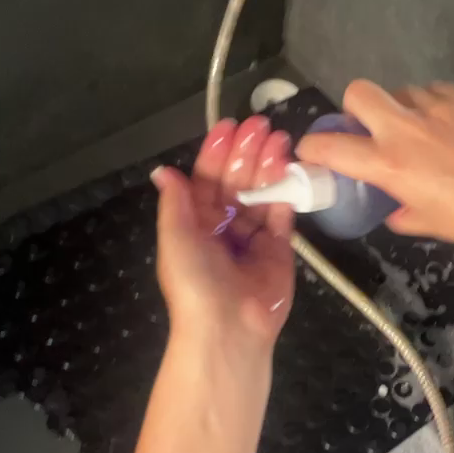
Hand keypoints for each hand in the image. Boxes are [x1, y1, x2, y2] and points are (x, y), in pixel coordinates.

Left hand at [151, 116, 295, 347]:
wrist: (228, 327)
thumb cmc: (196, 281)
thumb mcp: (175, 239)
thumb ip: (176, 202)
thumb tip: (163, 171)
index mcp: (195, 222)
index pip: (207, 178)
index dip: (217, 152)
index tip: (230, 127)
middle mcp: (223, 226)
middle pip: (237, 181)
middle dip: (247, 153)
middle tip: (262, 125)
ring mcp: (253, 238)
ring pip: (261, 194)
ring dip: (269, 167)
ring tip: (280, 140)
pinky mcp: (279, 249)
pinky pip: (282, 216)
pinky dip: (286, 193)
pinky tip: (290, 168)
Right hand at [294, 80, 453, 245]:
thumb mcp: (431, 222)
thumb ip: (403, 212)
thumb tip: (395, 211)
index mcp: (389, 164)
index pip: (331, 146)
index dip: (313, 147)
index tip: (313, 151)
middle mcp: (405, 129)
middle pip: (358, 92)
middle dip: (356, 107)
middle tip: (371, 129)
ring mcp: (436, 107)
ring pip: (402, 92)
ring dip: (402, 110)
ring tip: (423, 134)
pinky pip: (435, 93)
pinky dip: (434, 107)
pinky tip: (451, 129)